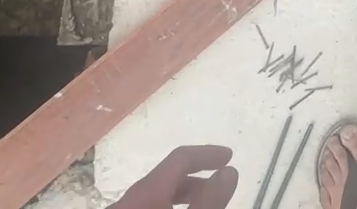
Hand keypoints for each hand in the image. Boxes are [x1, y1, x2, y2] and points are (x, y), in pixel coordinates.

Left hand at [108, 145, 238, 208]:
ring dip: (179, 195)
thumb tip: (229, 171)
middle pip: (164, 177)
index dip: (206, 153)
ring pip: (152, 196)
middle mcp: (126, 200)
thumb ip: (209, 200)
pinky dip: (164, 205)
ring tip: (201, 202)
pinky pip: (144, 207)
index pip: (179, 157)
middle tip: (219, 182)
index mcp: (145, 192)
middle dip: (195, 177)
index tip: (230, 157)